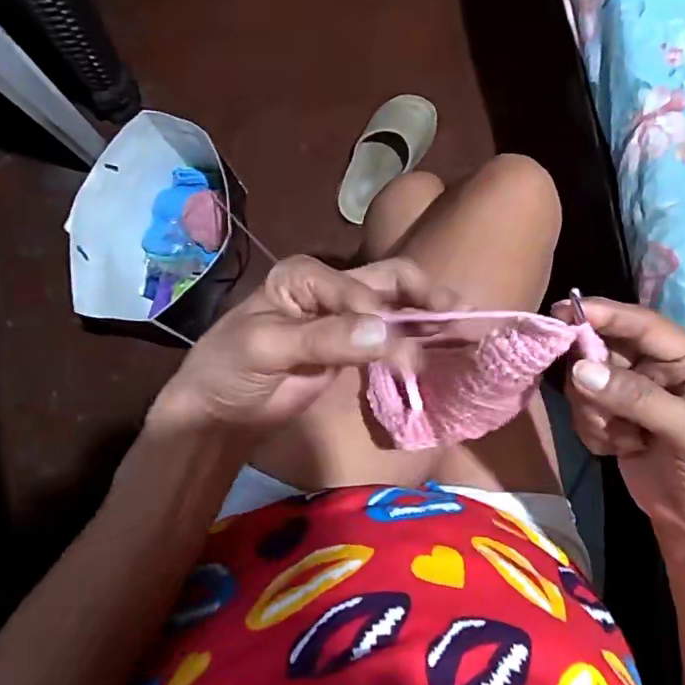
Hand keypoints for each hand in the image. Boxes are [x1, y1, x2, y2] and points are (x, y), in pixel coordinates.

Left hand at [151, 256, 450, 436]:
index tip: (396, 346)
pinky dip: (414, 342)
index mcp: (303, 275)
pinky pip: (389, 338)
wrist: (221, 410)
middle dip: (424, 296)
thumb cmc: (230, 369)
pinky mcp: (352, 347)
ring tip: (464, 332)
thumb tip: (385, 332)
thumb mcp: (268, 348)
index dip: (380, 313)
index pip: (357, 286)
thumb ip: (325, 338)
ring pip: (395, 308)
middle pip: (387, 281)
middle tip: (460, 315)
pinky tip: (438, 350)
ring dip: (427, 318)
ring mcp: (344, 317)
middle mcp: (329, 287)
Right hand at [552, 297, 684, 543]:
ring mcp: (633, 391)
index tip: (561, 311)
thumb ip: (637, 398)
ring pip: (585, 378)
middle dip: (591, 375)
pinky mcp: (613, 415)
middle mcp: (659, 366)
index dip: (602, 314)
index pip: (641, 324)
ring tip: (621, 439)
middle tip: (596, 406)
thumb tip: (580, 368)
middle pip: (603, 346)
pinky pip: (582, 407)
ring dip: (593, 411)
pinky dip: (592, 429)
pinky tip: (618, 448)